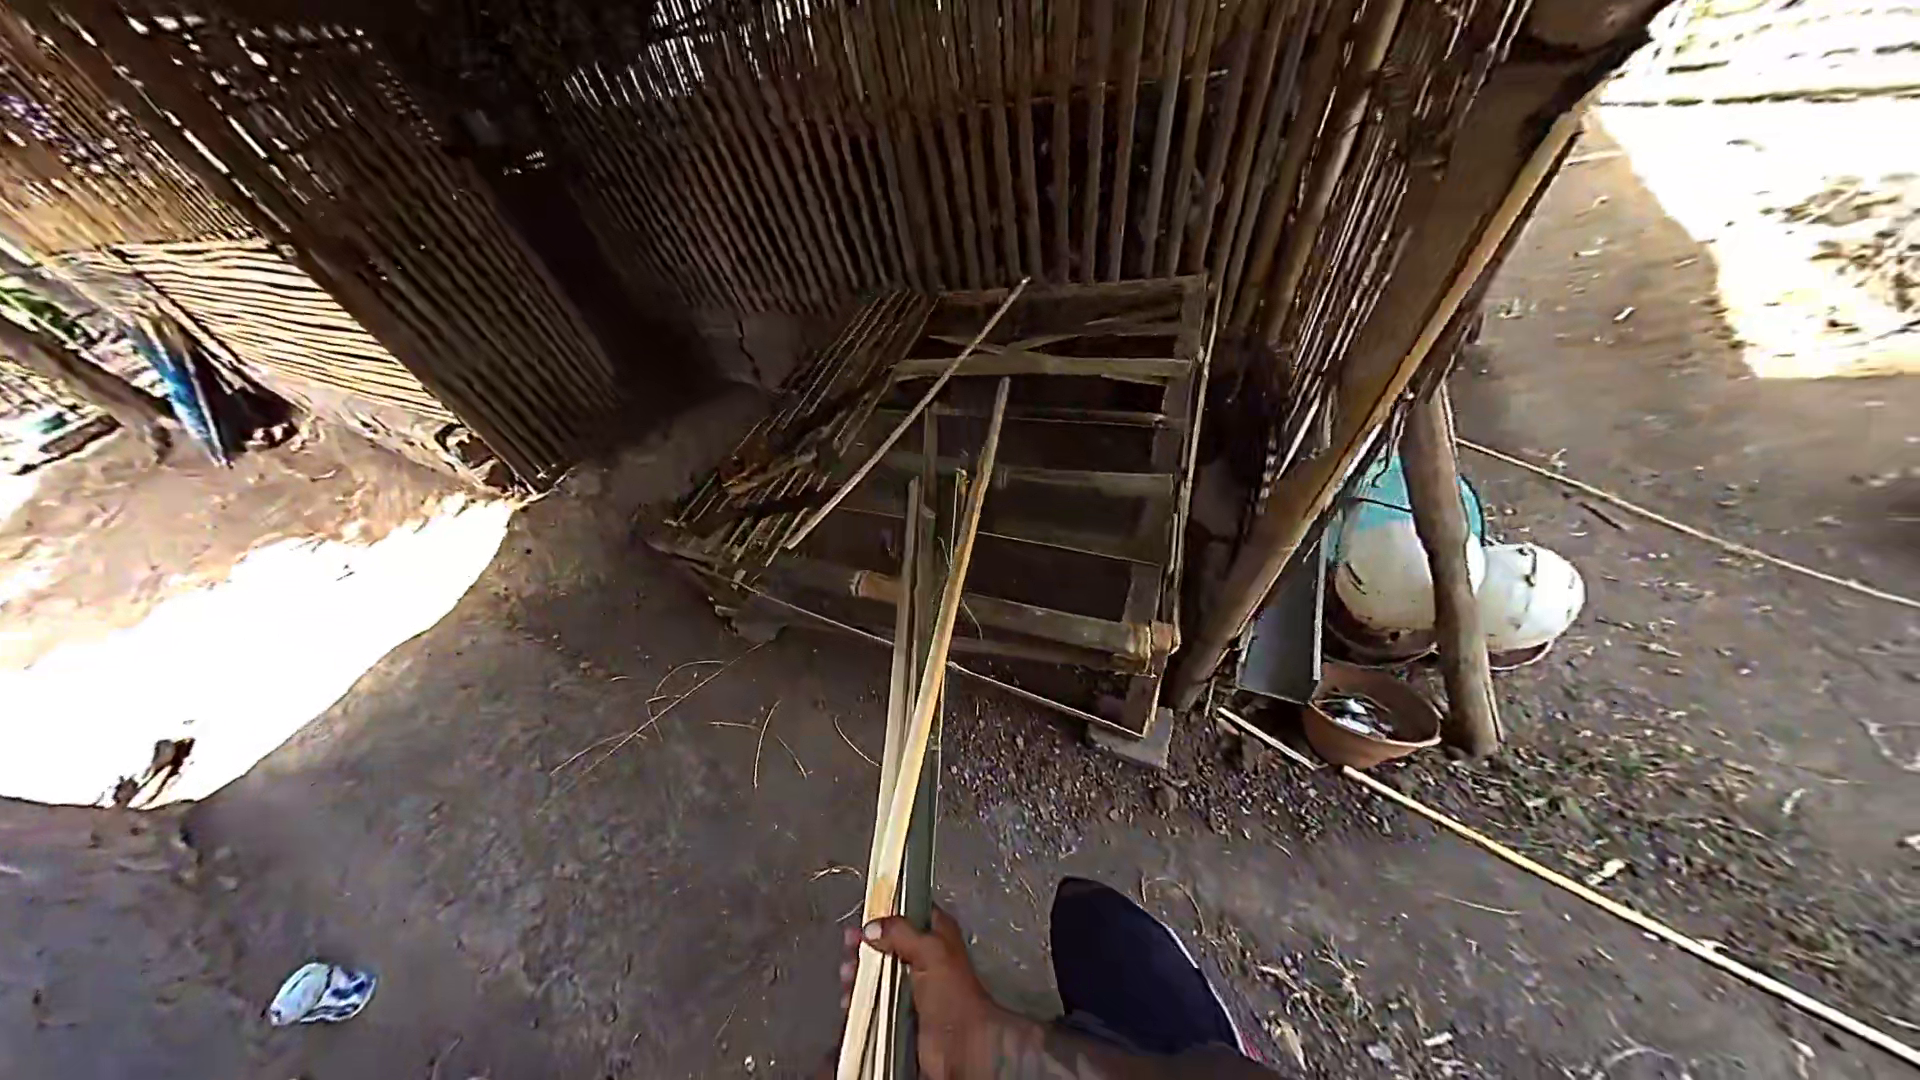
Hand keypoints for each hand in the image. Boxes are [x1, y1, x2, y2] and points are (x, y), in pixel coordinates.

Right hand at [857, 907, 1006, 1078]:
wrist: (961, 1046)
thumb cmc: (951, 992)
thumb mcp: (930, 950)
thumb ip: (901, 932)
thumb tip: (872, 926)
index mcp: (937, 931)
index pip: (908, 910)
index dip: (886, 911)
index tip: (863, 916)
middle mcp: (924, 953)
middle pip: (888, 941)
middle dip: (867, 943)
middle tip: (849, 947)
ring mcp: (912, 983)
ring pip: (879, 969)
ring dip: (860, 970)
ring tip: (847, 976)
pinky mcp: (901, 1009)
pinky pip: (876, 997)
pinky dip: (861, 995)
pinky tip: (849, 999)